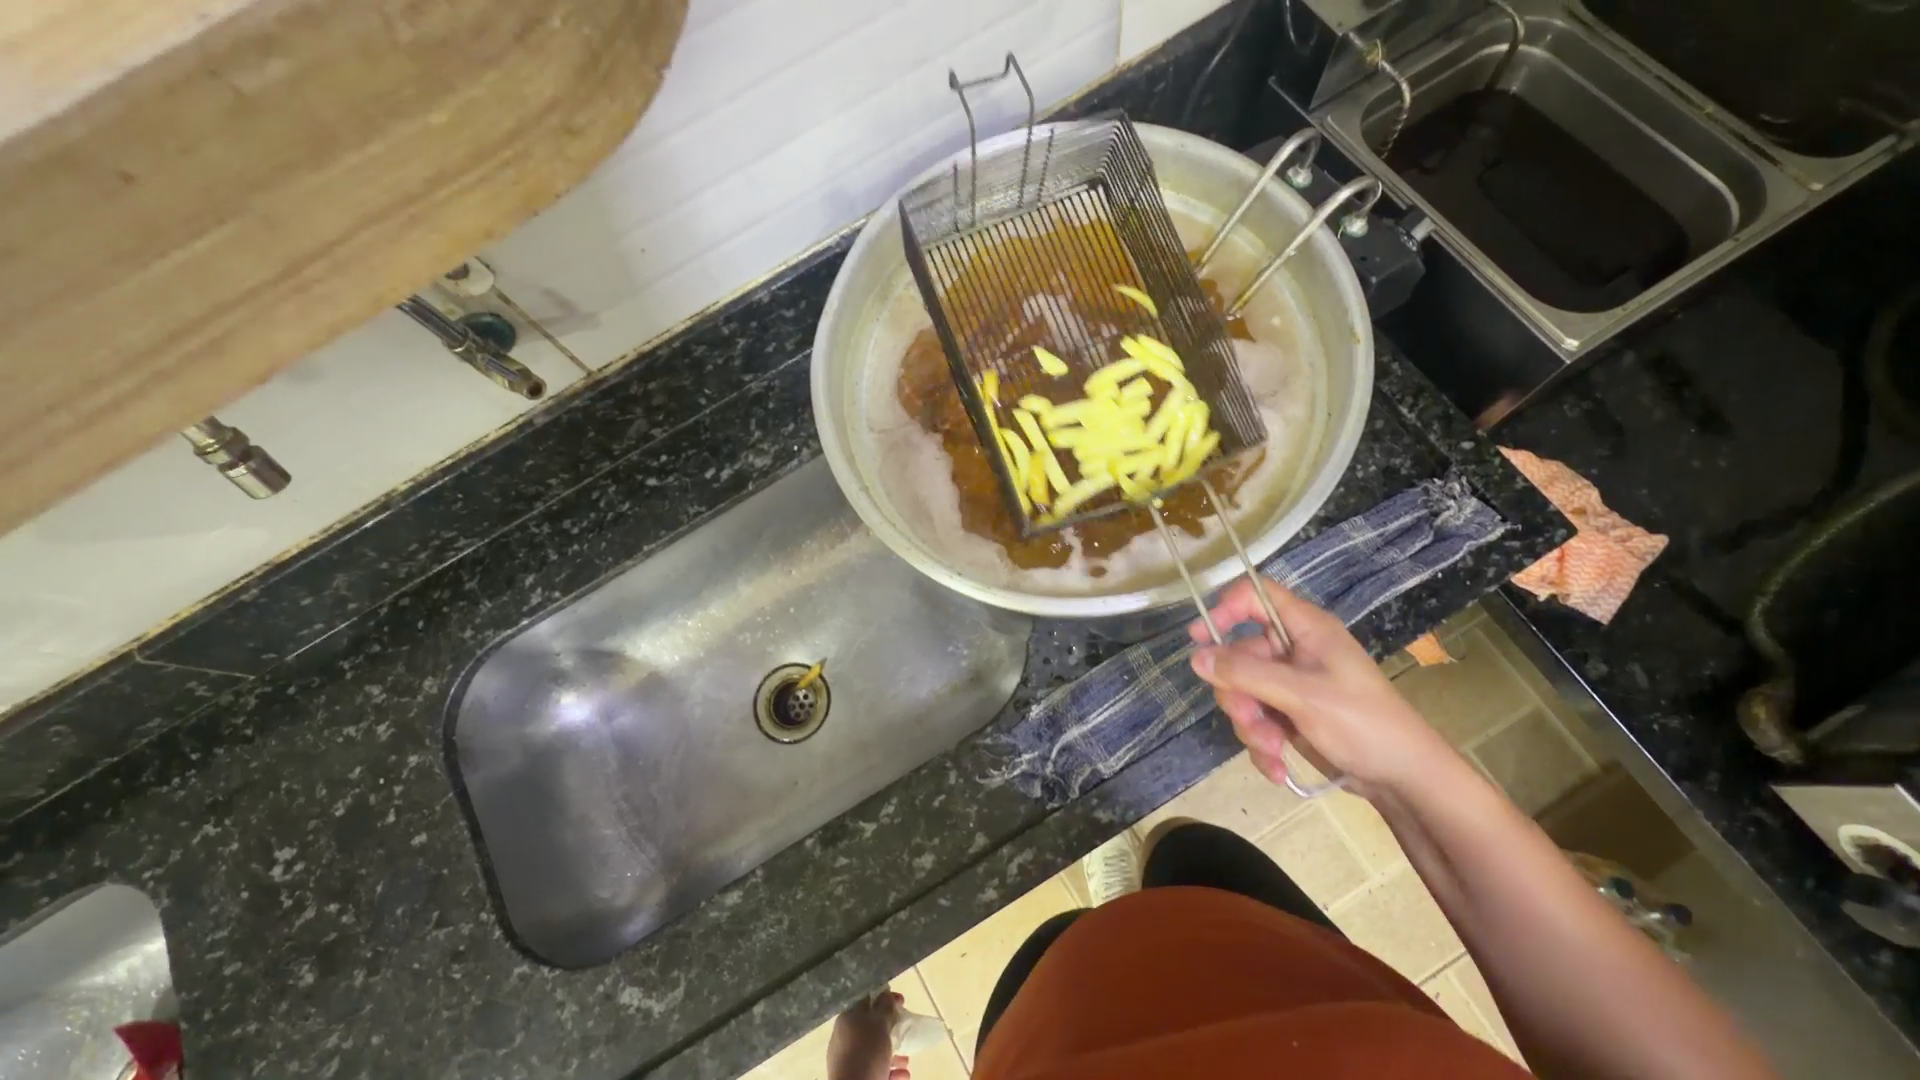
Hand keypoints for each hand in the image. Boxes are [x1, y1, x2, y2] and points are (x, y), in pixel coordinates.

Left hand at [826, 991, 909, 1079]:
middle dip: (891, 1029)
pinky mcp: (855, 1076)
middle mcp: (845, 1037)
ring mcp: (849, 1059)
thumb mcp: (879, 1023)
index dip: (883, 997)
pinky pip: (876, 1069)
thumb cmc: (866, 1053)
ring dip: (894, 1053)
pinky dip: (891, 1071)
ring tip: (907, 1059)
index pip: (866, 1000)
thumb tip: (886, 992)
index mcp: (847, 1019)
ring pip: (874, 1050)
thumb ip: (884, 1007)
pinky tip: (904, 1074)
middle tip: (905, 1029)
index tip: (901, 1001)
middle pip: (871, 1027)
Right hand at [1188, 577, 1451, 793]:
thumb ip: (1246, 673)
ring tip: (1273, 750)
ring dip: (1251, 725)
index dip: (1226, 609)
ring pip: (1244, 692)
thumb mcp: (1301, 696)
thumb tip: (1196, 656)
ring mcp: (1292, 685)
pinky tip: (1277, 767)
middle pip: (1240, 654)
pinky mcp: (1291, 715)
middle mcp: (1295, 651)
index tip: (1202, 638)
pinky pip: (1258, 720)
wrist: (1404, 778)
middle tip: (1251, 719)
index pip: (1255, 595)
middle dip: (1239, 694)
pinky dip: (1261, 744)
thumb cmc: (1363, 723)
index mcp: (1306, 629)